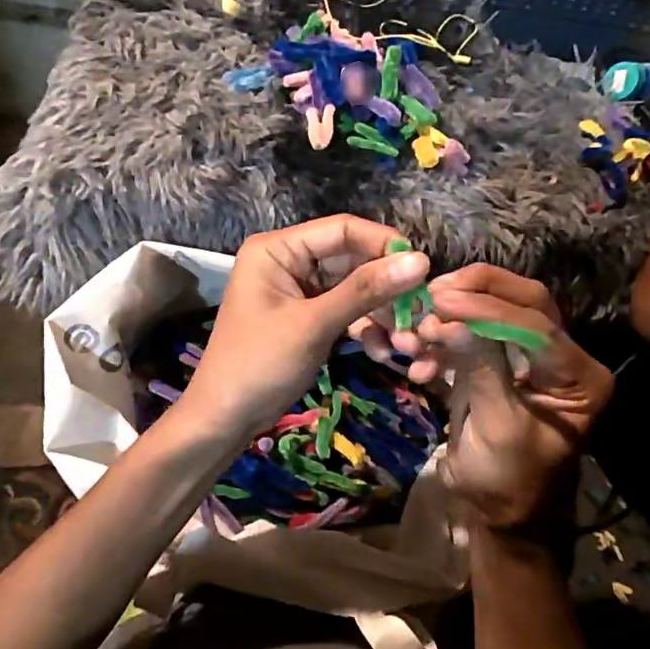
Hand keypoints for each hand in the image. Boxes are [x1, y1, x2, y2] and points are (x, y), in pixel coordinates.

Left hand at [183, 216, 430, 441]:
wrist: (225, 418)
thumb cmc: (260, 364)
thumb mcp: (314, 325)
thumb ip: (365, 291)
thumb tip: (421, 261)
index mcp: (277, 249)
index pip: (342, 230)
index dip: (384, 244)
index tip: (424, 267)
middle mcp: (289, 261)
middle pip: (352, 259)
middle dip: (386, 286)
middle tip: (420, 311)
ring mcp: (299, 290)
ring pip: (354, 288)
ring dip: (381, 312)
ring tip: (406, 340)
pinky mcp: (309, 316)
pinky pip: (346, 311)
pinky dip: (365, 328)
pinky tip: (383, 351)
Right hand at [404, 265, 614, 530]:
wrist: (495, 510)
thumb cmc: (508, 478)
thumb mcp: (497, 425)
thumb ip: (480, 366)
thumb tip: (451, 318)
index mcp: (579, 376)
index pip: (537, 324)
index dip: (489, 308)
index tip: (442, 299)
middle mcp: (560, 357)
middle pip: (522, 302)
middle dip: (475, 293)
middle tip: (433, 292)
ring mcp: (527, 357)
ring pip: (494, 313)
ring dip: (451, 319)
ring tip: (414, 334)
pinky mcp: (497, 363)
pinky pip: (471, 337)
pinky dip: (442, 344)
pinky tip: (418, 365)